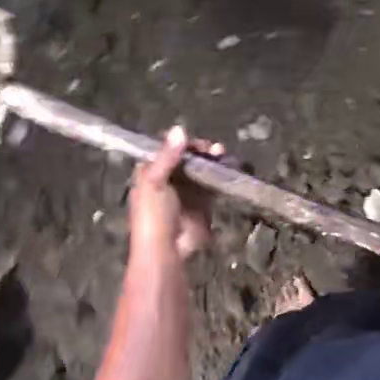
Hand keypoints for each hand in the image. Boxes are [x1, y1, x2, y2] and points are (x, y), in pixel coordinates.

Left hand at [129, 126, 220, 260]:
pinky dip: (221, 174)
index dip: (180, 142)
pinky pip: (213, 183)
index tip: (194, 141)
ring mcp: (187, 191)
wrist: (166, 251)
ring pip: (201, 168)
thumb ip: (167, 156)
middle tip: (213, 149)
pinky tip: (229, 167)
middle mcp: (169, 178)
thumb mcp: (154, 182)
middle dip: (200, 150)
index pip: (167, 149)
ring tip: (222, 154)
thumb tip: (180, 128)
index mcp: (150, 172)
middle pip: (187, 156)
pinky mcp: (203, 203)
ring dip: (212, 160)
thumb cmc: (153, 216)